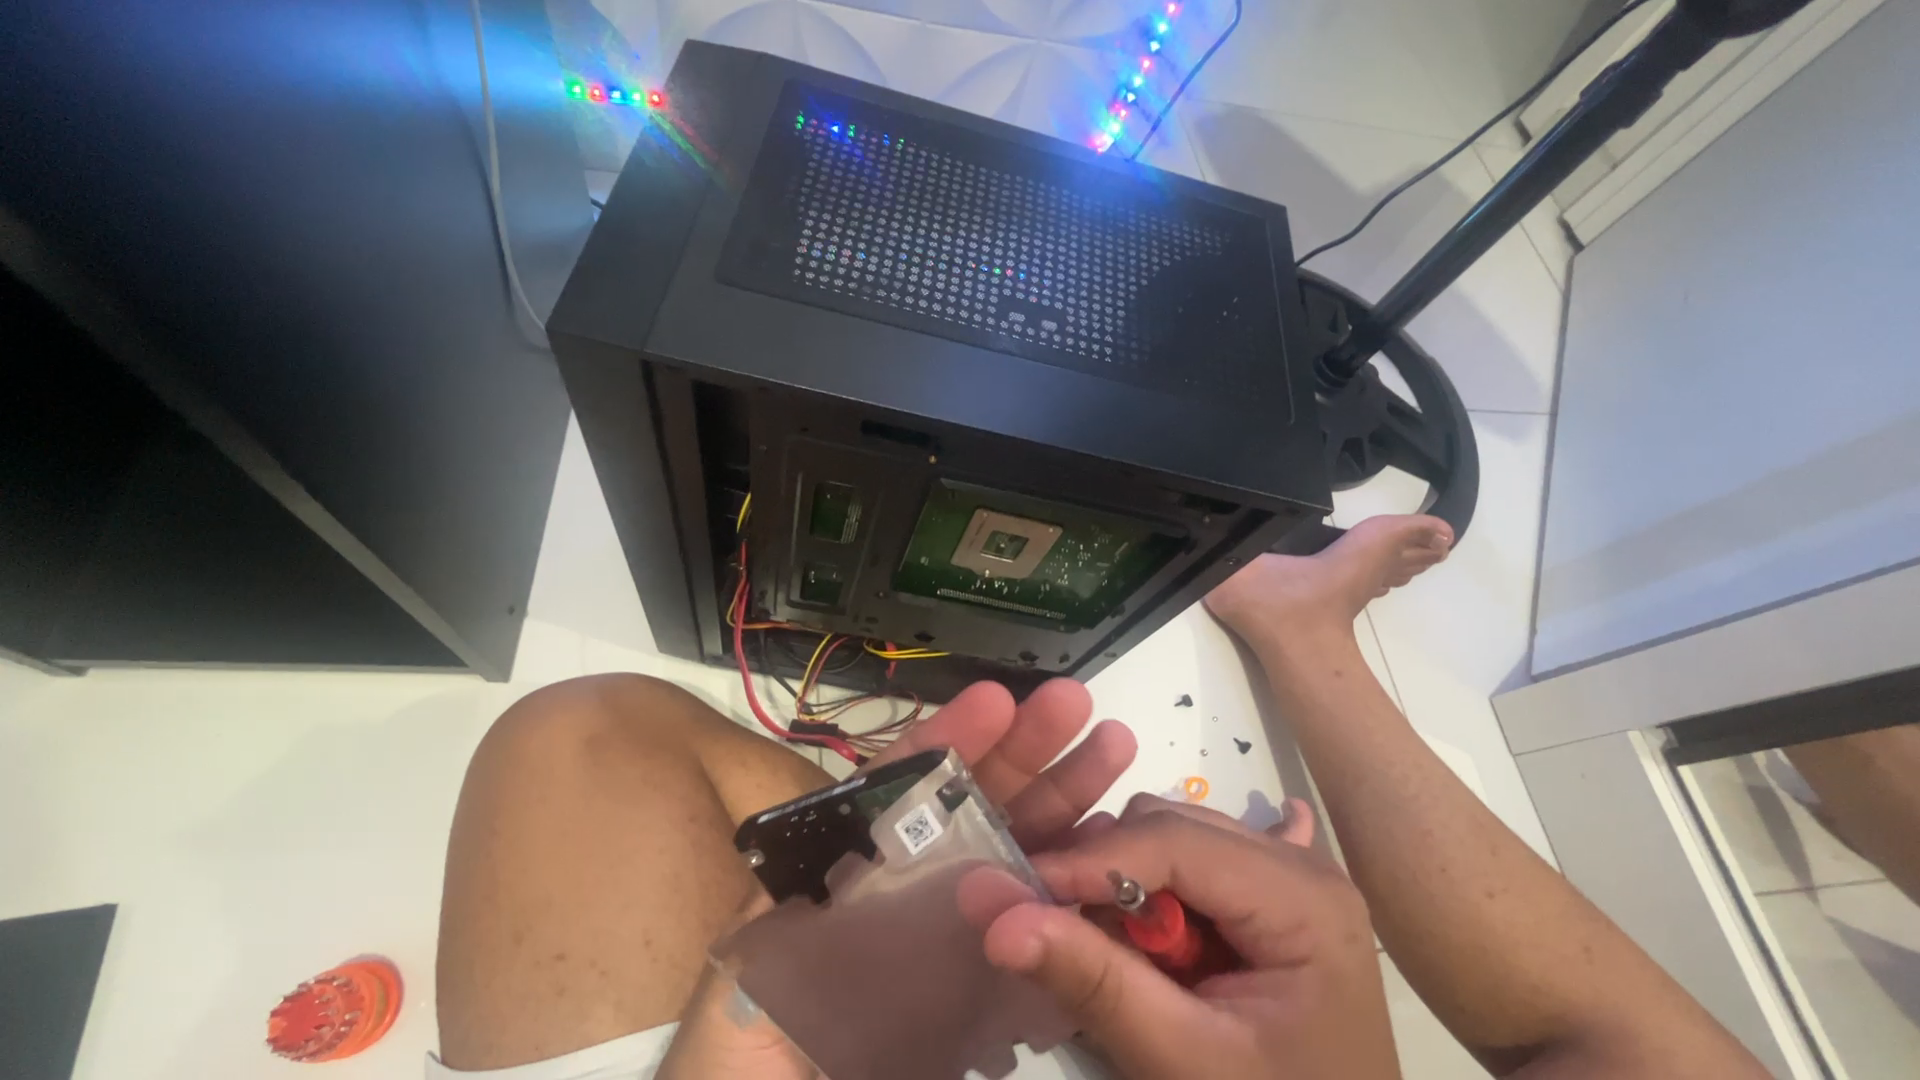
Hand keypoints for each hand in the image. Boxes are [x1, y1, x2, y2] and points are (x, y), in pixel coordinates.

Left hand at [658, 679, 1138, 1078]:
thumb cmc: (772, 1027)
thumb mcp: (769, 949)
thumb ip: (807, 885)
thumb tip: (866, 815)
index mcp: (860, 863)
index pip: (906, 785)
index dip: (950, 738)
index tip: (996, 700)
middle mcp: (916, 883)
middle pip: (975, 803)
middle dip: (1026, 748)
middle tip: (1076, 704)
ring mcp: (957, 926)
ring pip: (1018, 849)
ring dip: (1065, 797)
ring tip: (1114, 746)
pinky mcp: (988, 978)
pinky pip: (1040, 917)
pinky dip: (1077, 882)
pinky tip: (1114, 844)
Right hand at [976, 796, 1400, 1079]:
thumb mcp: (1185, 1061)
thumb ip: (1094, 982)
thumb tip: (994, 912)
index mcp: (1302, 898)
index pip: (1174, 841)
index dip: (1089, 860)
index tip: (1016, 891)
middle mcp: (1301, 865)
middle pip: (1172, 828)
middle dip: (1105, 872)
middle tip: (1055, 930)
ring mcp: (1291, 876)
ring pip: (1174, 838)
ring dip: (1126, 884)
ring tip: (1110, 950)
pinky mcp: (1273, 898)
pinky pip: (1196, 861)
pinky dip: (1156, 885)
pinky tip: (1147, 916)